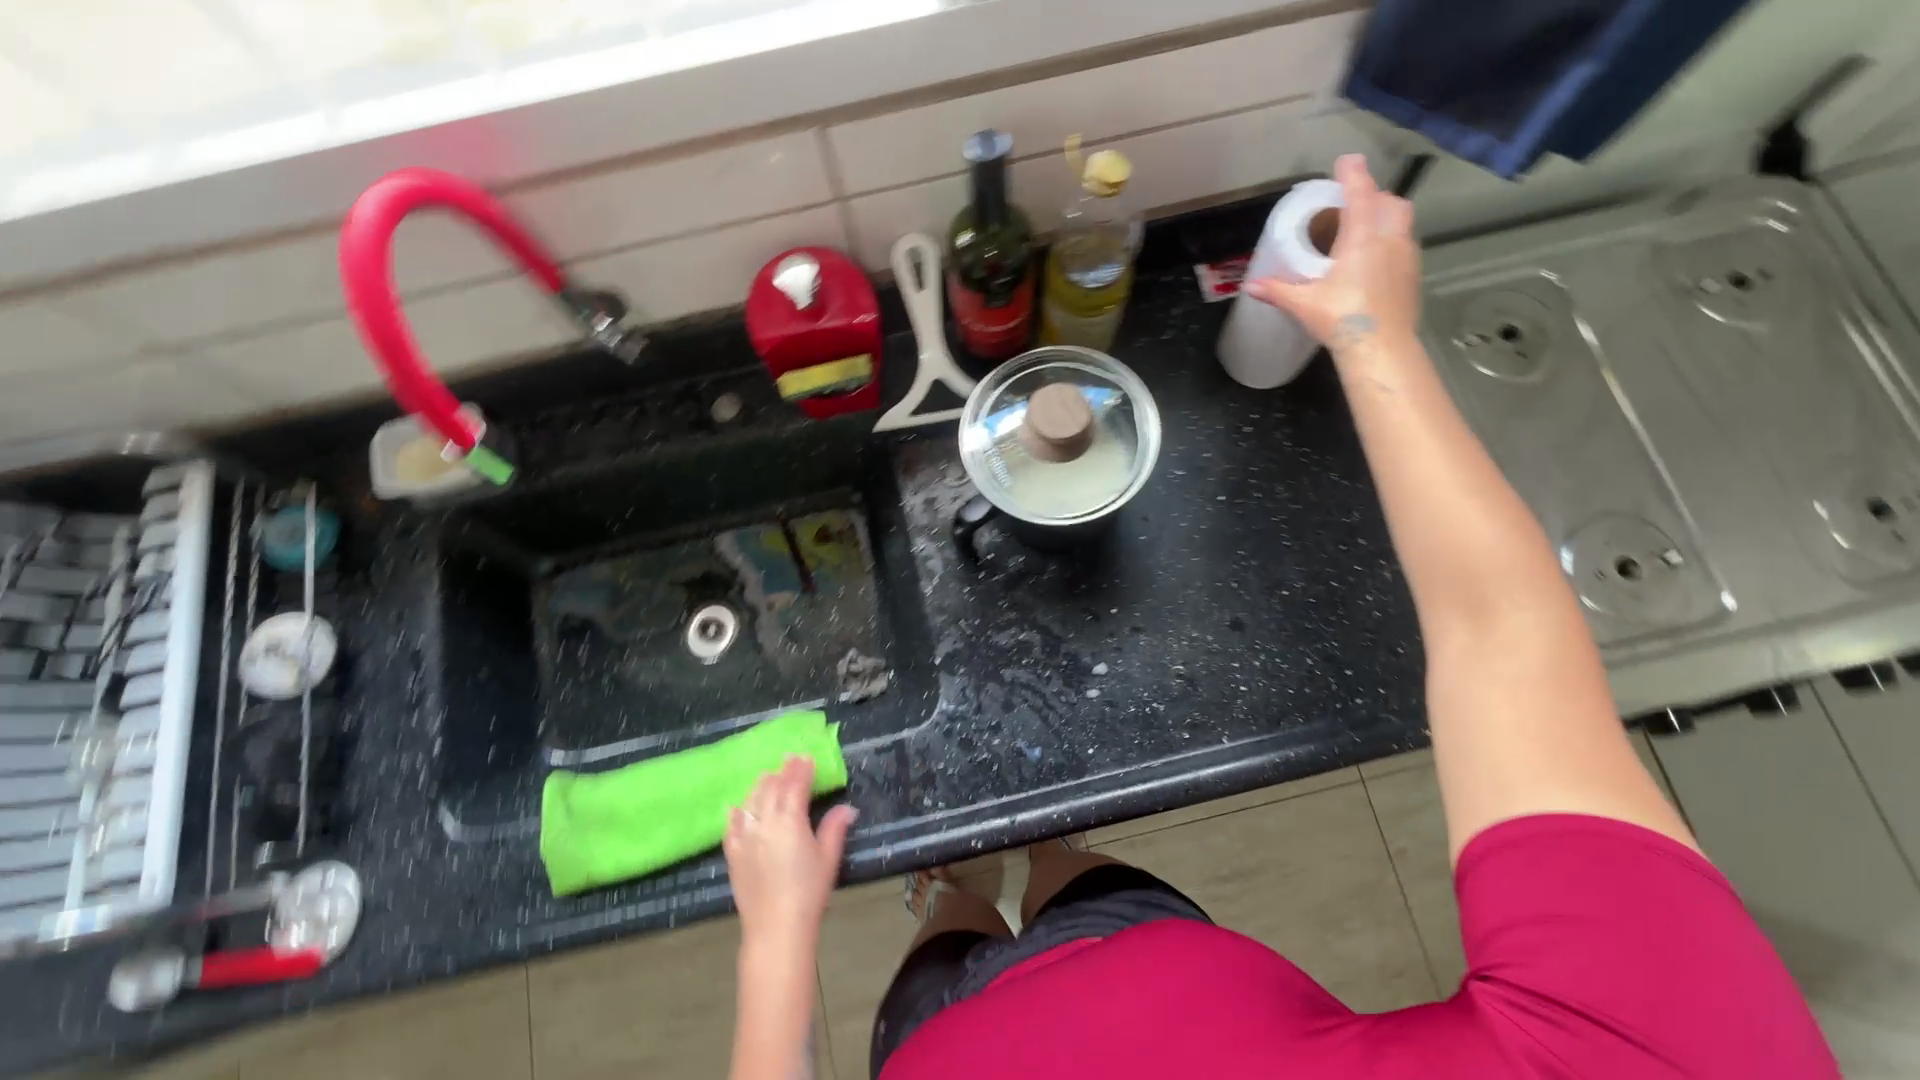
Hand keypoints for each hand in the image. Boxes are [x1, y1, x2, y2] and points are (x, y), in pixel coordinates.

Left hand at [723, 756, 856, 949]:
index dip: (801, 769)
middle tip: (789, 761)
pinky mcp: (732, 853)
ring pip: (751, 801)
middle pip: (771, 789)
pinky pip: (732, 824)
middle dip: (782, 772)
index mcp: (790, 819)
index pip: (795, 785)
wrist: (776, 927)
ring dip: (760, 786)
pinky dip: (737, 811)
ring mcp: (744, 836)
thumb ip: (834, 828)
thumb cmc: (809, 892)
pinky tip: (738, 807)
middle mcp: (764, 821)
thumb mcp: (828, 858)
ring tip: (767, 777)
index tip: (805, 757)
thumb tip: (847, 808)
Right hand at [1245, 154, 1421, 356]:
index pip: (1360, 194)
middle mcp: (1389, 240)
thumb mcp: (1304, 304)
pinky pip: (1405, 247)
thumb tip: (1251, 287)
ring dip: (1386, 219)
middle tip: (1354, 205)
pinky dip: (1392, 243)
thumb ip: (1278, 291)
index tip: (1346, 160)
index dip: (1352, 174)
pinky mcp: (1413, 276)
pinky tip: (1376, 262)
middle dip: (1375, 197)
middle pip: (1391, 203)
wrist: (1381, 348)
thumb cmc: (1342, 319)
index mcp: (1362, 239)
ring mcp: (1407, 257)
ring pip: (1402, 223)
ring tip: (1365, 232)